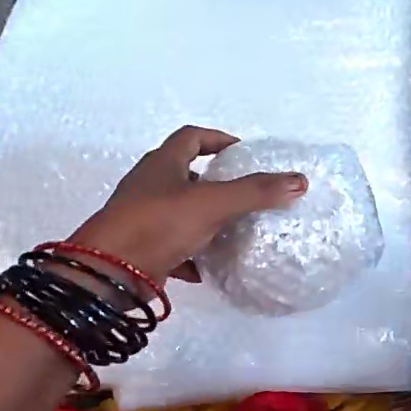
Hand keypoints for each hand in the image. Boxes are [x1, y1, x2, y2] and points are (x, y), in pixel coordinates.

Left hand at [69, 126, 306, 286]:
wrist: (110, 272)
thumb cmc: (158, 224)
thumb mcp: (212, 204)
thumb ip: (255, 192)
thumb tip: (300, 180)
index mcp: (162, 164)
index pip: (191, 137)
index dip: (218, 139)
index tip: (242, 152)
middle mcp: (149, 187)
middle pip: (184, 175)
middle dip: (214, 183)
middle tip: (243, 195)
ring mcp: (142, 219)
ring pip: (179, 213)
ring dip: (205, 221)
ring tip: (233, 231)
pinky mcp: (142, 250)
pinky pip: (173, 248)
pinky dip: (193, 256)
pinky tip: (211, 270)